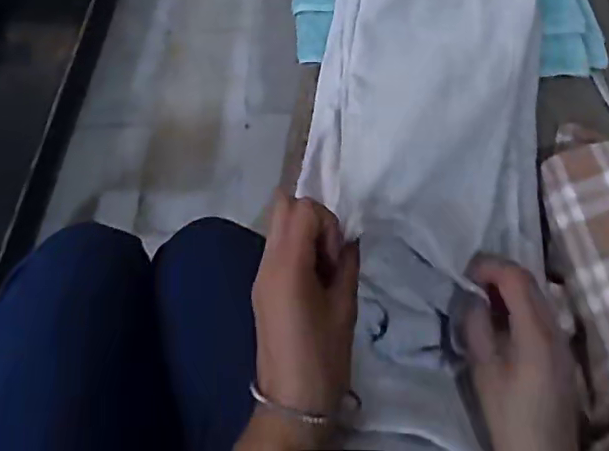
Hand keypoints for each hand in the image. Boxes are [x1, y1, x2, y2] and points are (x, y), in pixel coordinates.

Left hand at [242, 191, 359, 449]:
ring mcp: (259, 272)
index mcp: (286, 264)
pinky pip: (276, 248)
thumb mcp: (345, 308)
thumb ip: (348, 264)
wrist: (291, 404)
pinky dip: (296, 250)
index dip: (327, 224)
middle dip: (312, 218)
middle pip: (283, 205)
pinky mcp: (260, 285)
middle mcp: (266, 260)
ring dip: (304, 234)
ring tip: (323, 271)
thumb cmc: (322, 357)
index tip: (336, 258)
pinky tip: (312, 282)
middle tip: (329, 254)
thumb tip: (349, 240)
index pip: (303, 208)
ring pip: (278, 225)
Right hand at [462, 255, 578, 450]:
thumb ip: (476, 323)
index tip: (464, 275)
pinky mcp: (563, 354)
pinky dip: (519, 304)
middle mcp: (556, 329)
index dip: (487, 265)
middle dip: (496, 272)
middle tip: (470, 282)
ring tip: (482, 299)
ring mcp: (563, 341)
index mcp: (536, 331)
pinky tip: (501, 321)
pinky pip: (541, 312)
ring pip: (536, 294)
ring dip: (508, 287)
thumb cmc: (509, 415)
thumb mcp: (483, 368)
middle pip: (528, 280)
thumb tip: (471, 295)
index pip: (514, 276)